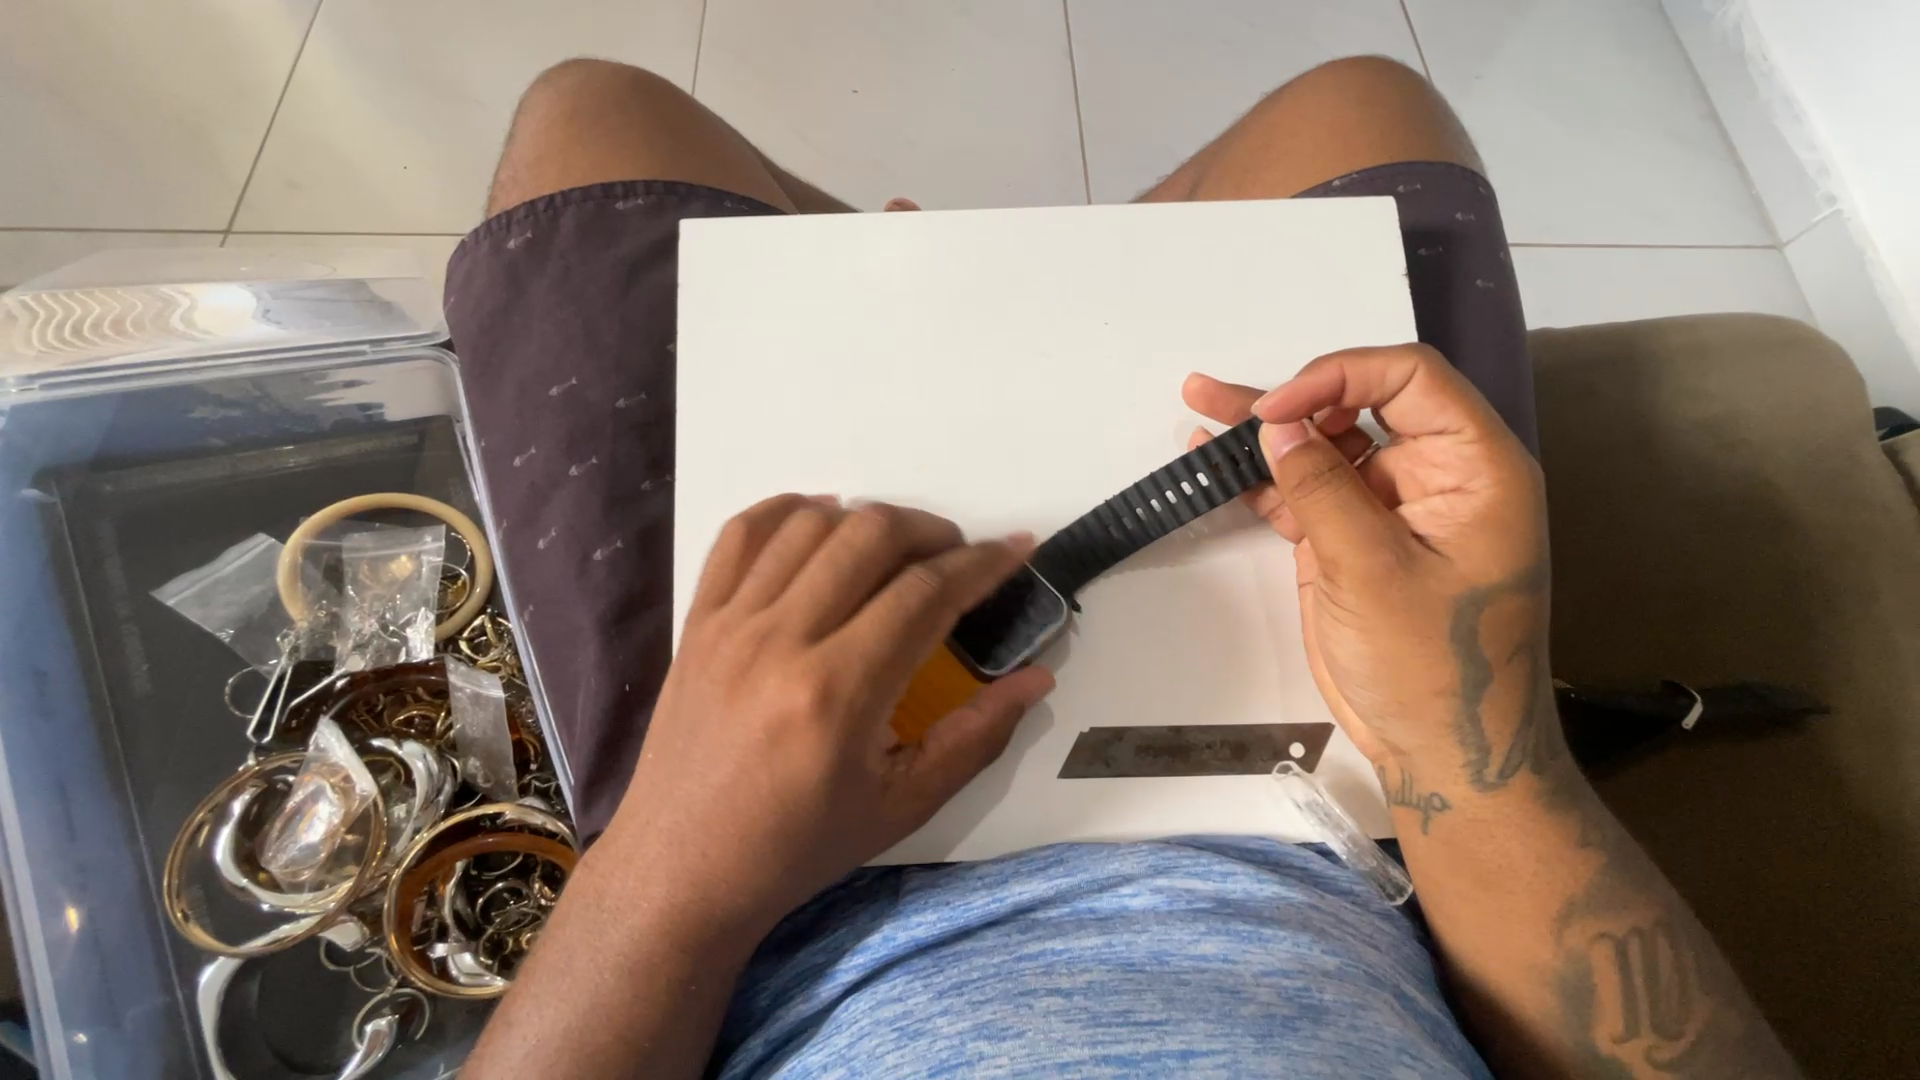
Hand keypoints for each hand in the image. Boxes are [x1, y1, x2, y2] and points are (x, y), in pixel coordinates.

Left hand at [602, 495, 1053, 935]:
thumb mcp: (903, 806)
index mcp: (840, 693)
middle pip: (870, 536)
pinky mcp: (699, 621)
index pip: (926, 593)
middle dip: (931, 530)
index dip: (982, 563)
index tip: (1014, 548)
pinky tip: (820, 523)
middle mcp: (783, 641)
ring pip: (811, 524)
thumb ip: (976, 736)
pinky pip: (741, 534)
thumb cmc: (799, 846)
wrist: (683, 870)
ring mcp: (732, 624)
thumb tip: (1036, 678)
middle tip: (955, 556)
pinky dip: (788, 510)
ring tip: (896, 548)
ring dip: (867, 518)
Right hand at [1183, 346, 1555, 789]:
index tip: (1273, 410)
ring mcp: (1384, 507)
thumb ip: (1322, 488)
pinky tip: (1214, 464)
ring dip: (1262, 434)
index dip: (1337, 375)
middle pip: (1356, 406)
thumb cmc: (1430, 663)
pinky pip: (1302, 491)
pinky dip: (1260, 480)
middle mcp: (1431, 475)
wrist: (1436, 747)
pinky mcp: (1347, 538)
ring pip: (1320, 447)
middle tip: (1214, 398)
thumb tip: (1276, 424)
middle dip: (1287, 399)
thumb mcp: (1373, 569)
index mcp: (1472, 467)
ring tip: (1200, 406)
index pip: (1409, 380)